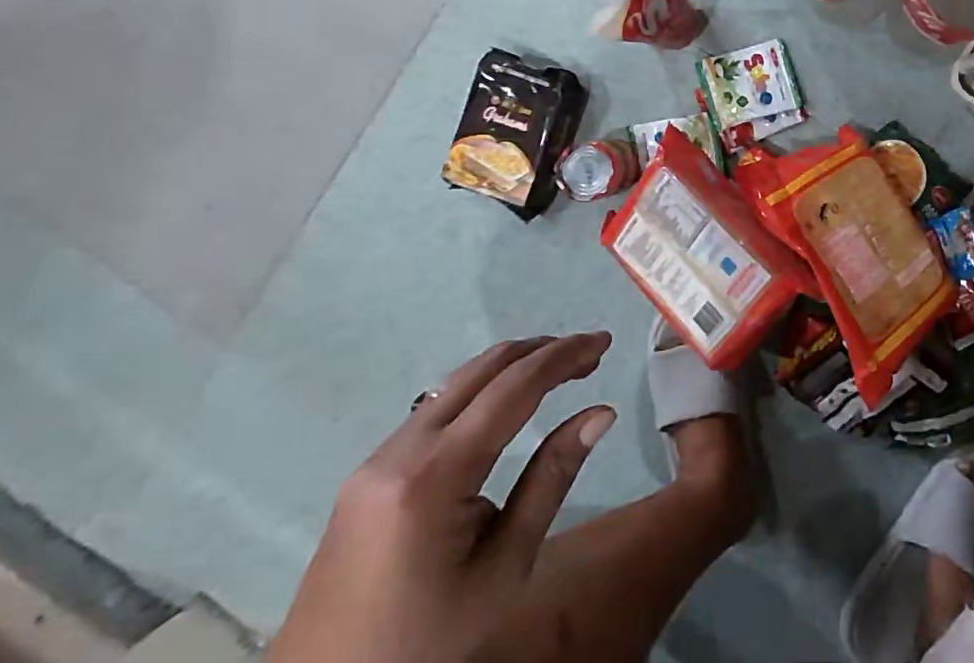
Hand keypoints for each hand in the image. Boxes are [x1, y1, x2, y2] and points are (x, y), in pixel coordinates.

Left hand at [267, 334, 616, 662]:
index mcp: (435, 474)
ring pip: (455, 383)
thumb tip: (600, 414)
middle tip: (590, 351)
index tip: (604, 340)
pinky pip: (435, 408)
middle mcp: (401, 449)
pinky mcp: (370, 470)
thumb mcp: (505, 567)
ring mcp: (378, 456)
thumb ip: (551, 479)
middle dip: (540, 351)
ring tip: (559, 368)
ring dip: (510, 366)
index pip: (512, 389)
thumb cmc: (429, 639)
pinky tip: (505, 403)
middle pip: (481, 371)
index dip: (563, 357)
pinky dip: (481, 390)